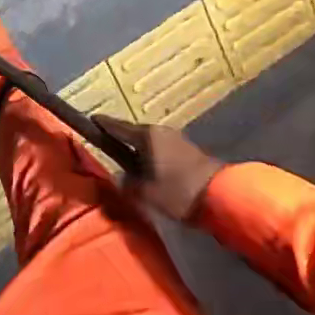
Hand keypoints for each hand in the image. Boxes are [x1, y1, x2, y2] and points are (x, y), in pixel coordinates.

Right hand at [93, 116, 222, 220]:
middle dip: (121, 138)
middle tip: (107, 145)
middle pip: (134, 133)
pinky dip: (152, 155)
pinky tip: (149, 168)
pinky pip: (161, 149)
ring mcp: (176, 139)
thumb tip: (122, 177)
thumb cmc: (179, 191)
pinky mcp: (187, 150)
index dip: (104, 124)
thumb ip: (129, 183)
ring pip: (149, 142)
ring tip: (127, 161)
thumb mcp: (146, 193)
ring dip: (139, 149)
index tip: (91, 119)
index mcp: (146, 136)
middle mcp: (160, 132)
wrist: (222, 195)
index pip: (118, 127)